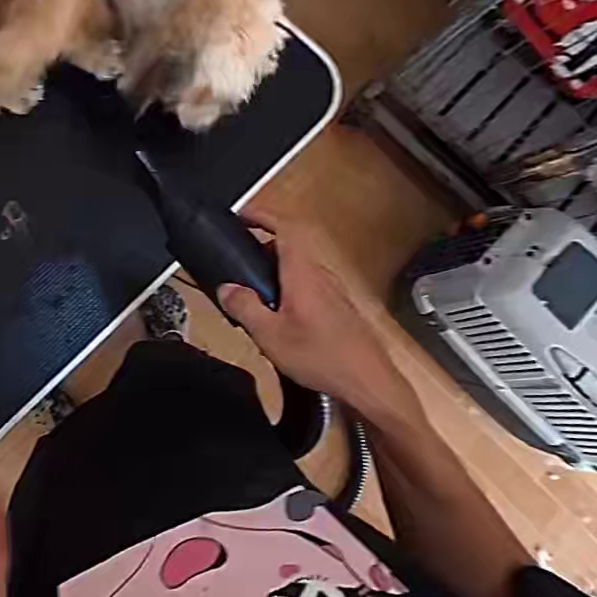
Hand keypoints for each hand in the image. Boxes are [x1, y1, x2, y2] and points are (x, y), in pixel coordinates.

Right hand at [217, 210, 415, 418]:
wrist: (367, 381)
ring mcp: (333, 290)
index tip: (244, 215)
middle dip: (263, 247)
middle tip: (242, 261)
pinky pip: (310, 285)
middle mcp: (322, 275)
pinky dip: (290, 289)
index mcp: (304, 273)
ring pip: (300, 266)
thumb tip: (228, 289)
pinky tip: (280, 318)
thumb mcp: (270, 336)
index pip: (286, 226)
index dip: (263, 215)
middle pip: (292, 245)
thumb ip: (245, 308)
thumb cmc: (324, 358)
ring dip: (276, 271)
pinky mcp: (339, 308)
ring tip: (256, 293)